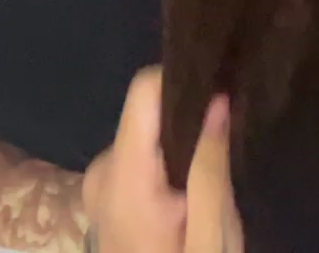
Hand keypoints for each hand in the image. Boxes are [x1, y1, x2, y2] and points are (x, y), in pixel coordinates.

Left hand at [82, 68, 238, 252]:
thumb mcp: (214, 234)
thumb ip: (211, 166)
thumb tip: (217, 99)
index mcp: (123, 173)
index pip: (142, 88)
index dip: (181, 83)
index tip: (218, 97)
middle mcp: (101, 169)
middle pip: (145, 112)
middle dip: (185, 123)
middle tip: (222, 151)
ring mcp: (97, 184)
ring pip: (145, 135)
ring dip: (176, 147)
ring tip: (206, 180)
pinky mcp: (103, 196)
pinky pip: (138, 158)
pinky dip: (163, 166)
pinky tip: (185, 198)